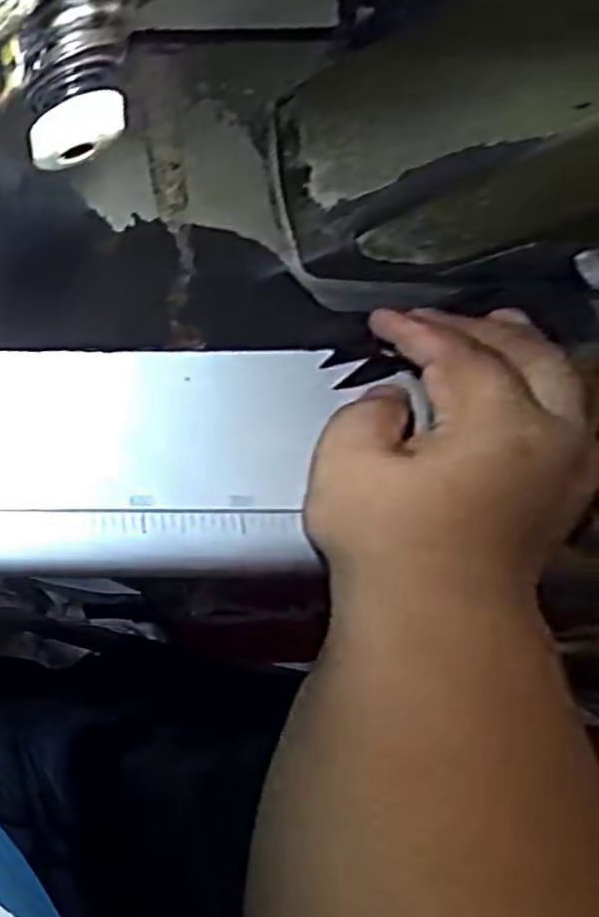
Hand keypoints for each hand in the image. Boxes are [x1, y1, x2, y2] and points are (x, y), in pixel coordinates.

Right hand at [306, 309, 598, 596]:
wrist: (432, 599)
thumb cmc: (387, 537)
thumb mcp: (344, 466)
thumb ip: (365, 417)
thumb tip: (392, 401)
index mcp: (502, 424)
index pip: (462, 356)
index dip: (419, 331)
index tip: (383, 320)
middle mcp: (557, 434)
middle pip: (531, 357)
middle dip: (480, 329)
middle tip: (435, 317)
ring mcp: (572, 462)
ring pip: (566, 381)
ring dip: (526, 349)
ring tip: (501, 328)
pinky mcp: (565, 486)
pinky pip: (571, 412)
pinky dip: (544, 384)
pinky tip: (524, 386)